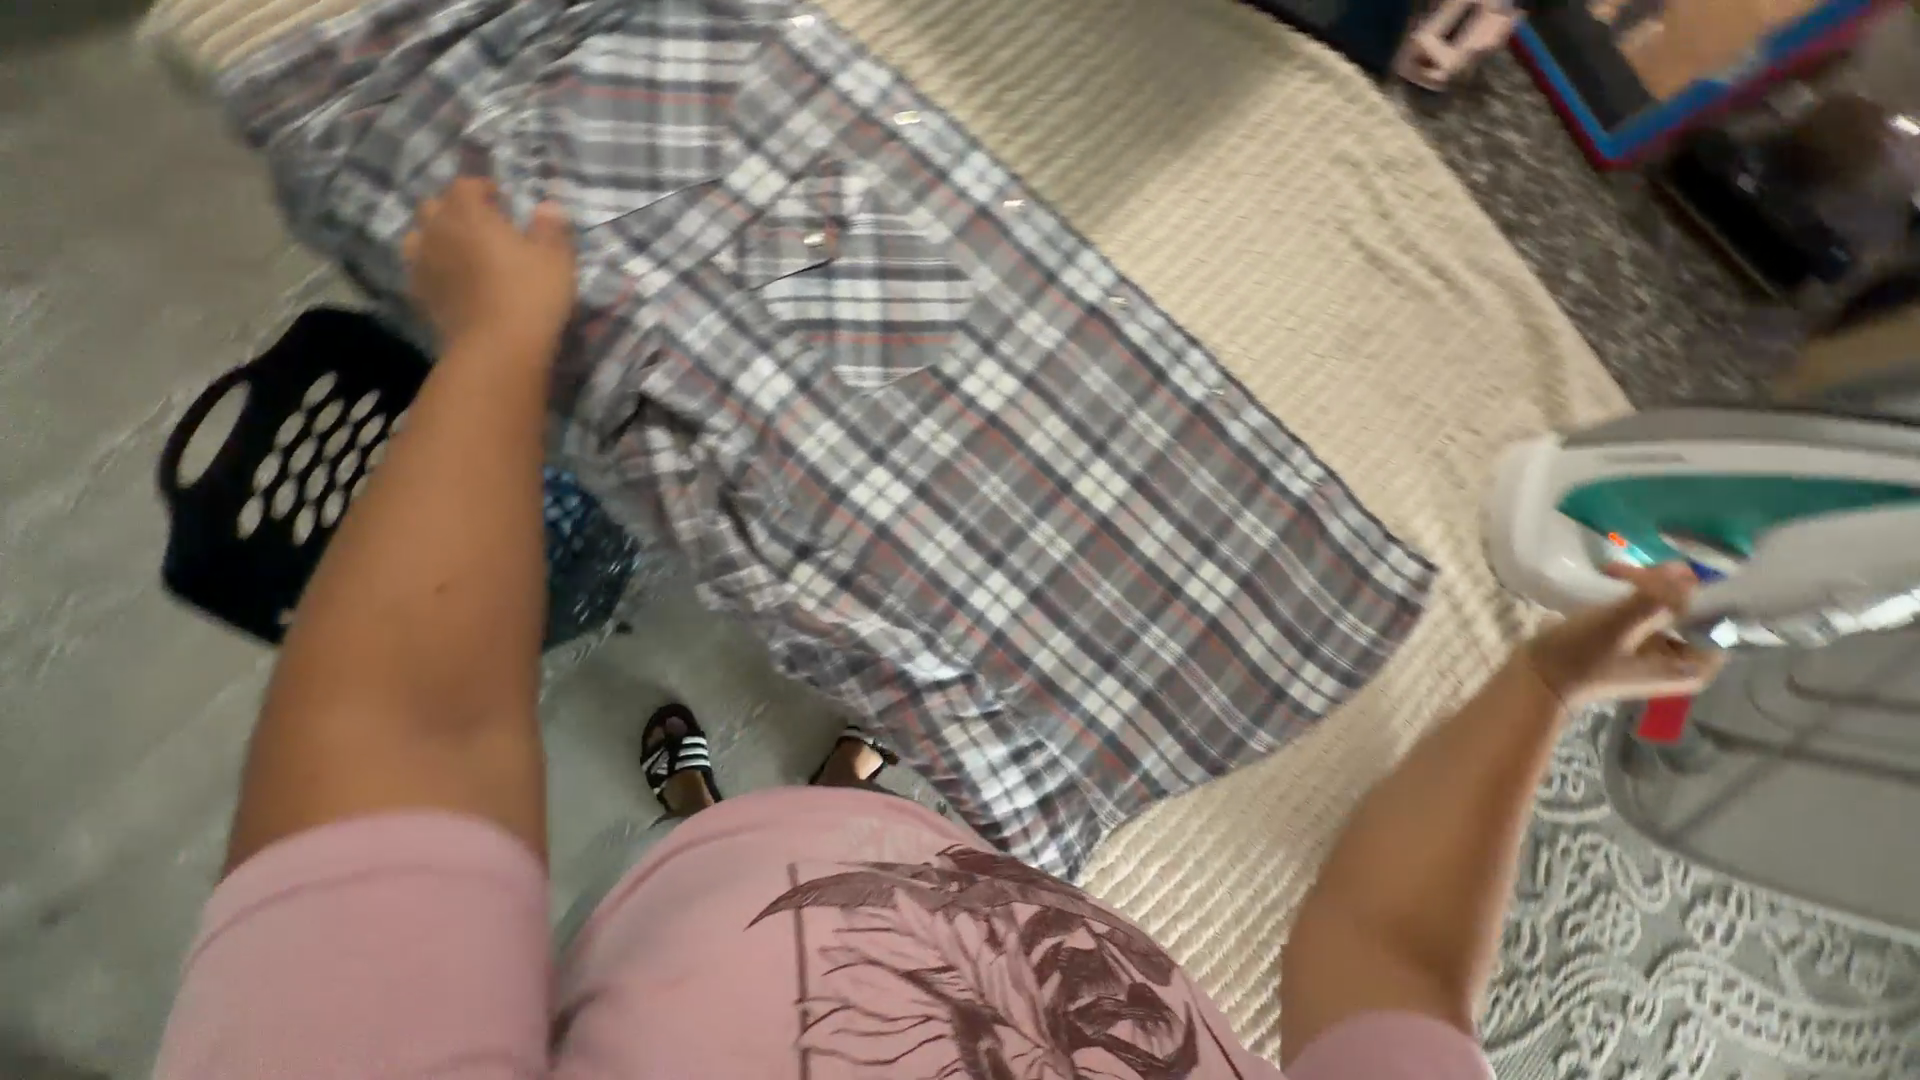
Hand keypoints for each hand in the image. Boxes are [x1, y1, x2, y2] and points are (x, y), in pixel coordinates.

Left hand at [404, 178, 575, 357]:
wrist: (497, 346)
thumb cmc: (531, 295)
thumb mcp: (556, 259)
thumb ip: (551, 229)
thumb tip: (548, 206)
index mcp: (468, 212)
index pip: (466, 185)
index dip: (483, 188)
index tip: (501, 198)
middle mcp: (437, 229)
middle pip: (435, 206)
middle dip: (455, 210)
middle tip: (480, 226)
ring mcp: (422, 261)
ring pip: (420, 236)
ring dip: (437, 237)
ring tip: (460, 252)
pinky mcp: (419, 293)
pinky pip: (420, 269)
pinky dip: (433, 268)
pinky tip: (451, 281)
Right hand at [1521, 562, 1723, 706]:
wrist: (1535, 682)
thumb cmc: (1579, 659)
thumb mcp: (1618, 624)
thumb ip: (1657, 596)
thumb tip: (1685, 569)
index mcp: (1693, 665)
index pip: (1712, 616)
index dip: (1691, 590)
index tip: (1661, 571)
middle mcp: (1681, 663)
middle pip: (1687, 613)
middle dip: (1660, 588)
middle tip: (1626, 571)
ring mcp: (1655, 657)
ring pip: (1663, 613)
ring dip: (1642, 591)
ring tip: (1613, 573)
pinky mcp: (1630, 650)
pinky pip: (1643, 620)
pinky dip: (1628, 603)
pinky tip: (1606, 590)